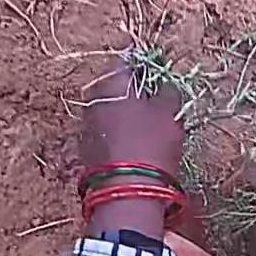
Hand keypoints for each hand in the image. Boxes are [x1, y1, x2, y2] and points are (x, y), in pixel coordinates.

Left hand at [78, 63, 186, 236]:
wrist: (126, 194)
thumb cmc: (151, 145)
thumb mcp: (170, 114)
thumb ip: (168, 92)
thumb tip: (164, 85)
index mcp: (111, 83)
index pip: (127, 61)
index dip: (146, 64)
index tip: (161, 72)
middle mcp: (91, 100)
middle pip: (114, 86)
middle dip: (135, 90)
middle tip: (157, 98)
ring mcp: (85, 126)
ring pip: (108, 110)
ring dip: (125, 112)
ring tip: (148, 125)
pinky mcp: (84, 150)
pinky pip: (104, 132)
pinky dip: (117, 132)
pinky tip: (134, 145)